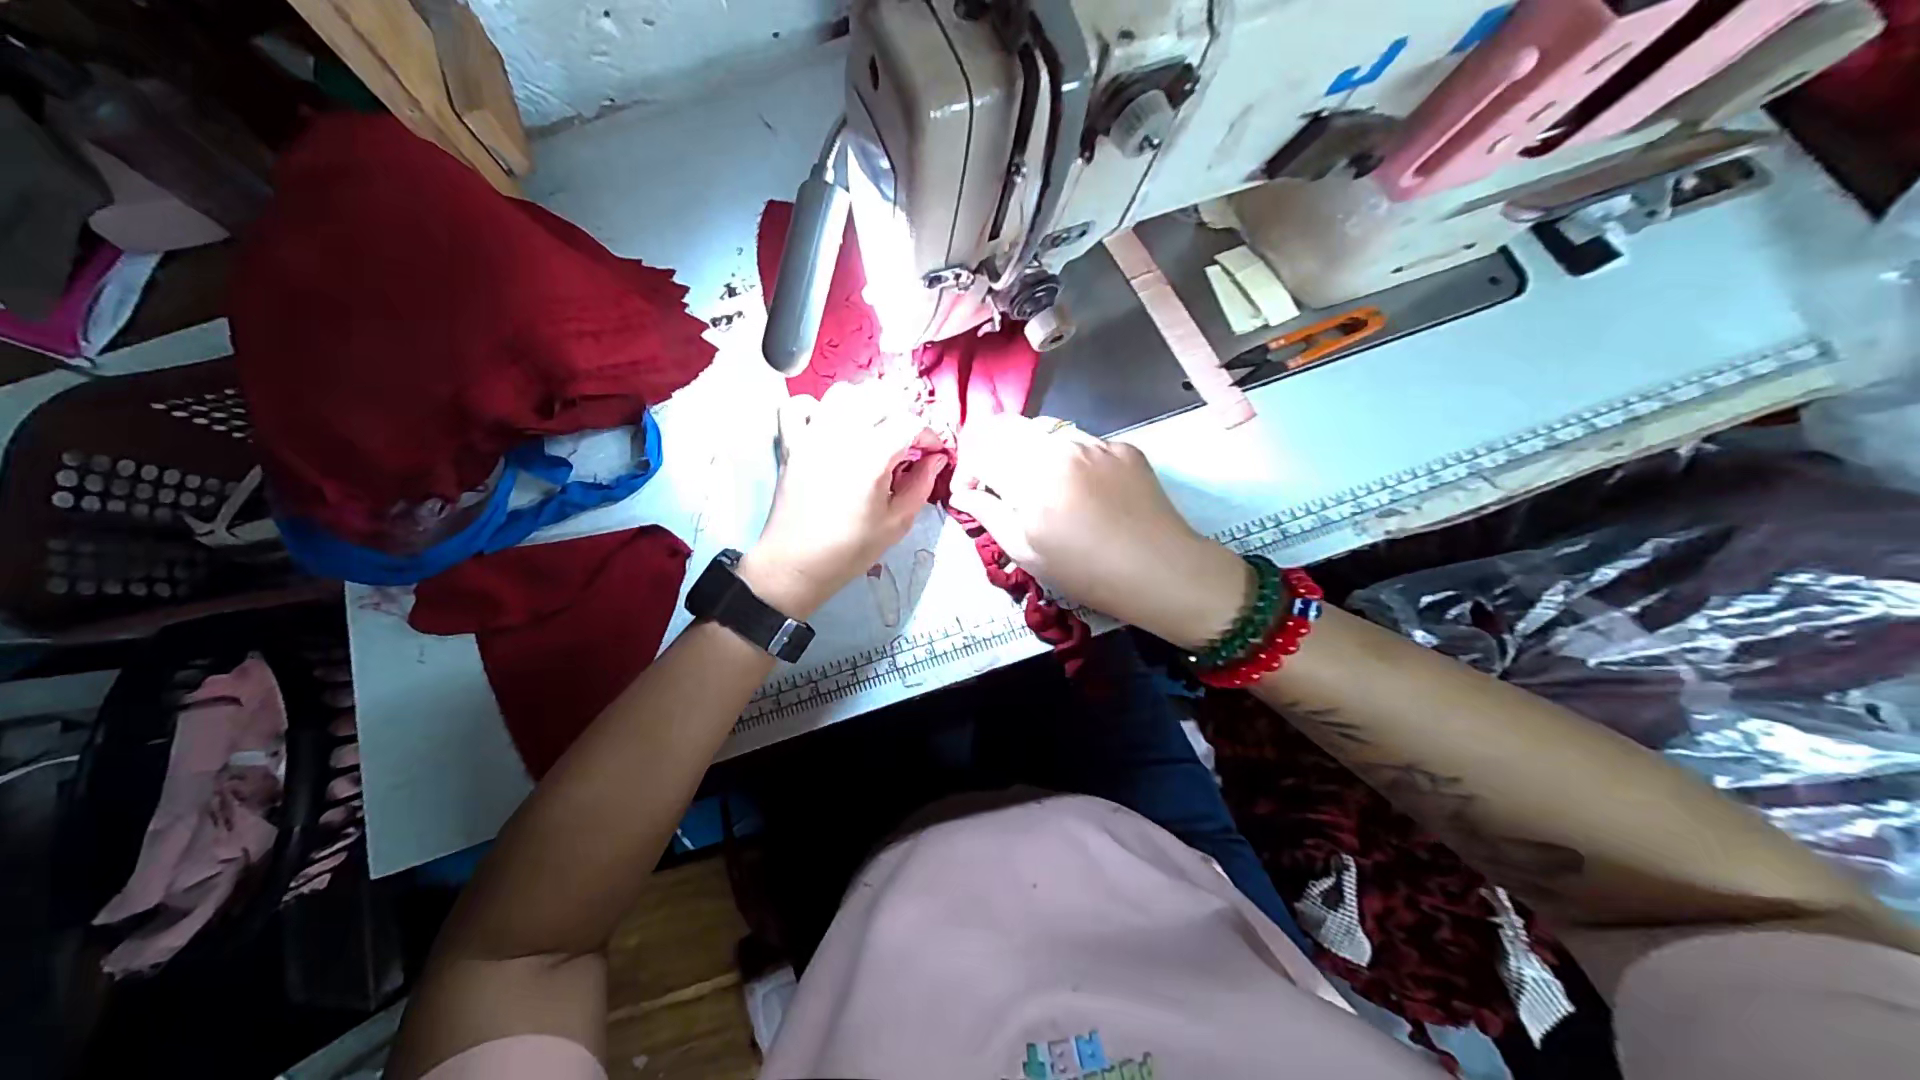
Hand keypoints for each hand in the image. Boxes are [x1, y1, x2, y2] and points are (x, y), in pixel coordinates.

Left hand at [741, 382, 945, 617]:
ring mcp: (812, 435)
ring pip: (844, 393)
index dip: (930, 434)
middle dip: (903, 414)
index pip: (910, 422)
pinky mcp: (792, 442)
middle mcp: (842, 435)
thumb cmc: (850, 550)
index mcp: (872, 456)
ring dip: (866, 404)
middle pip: (881, 398)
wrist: (796, 564)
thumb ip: (920, 484)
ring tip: (874, 429)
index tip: (934, 452)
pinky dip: (817, 408)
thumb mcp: (897, 523)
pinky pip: (800, 405)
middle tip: (908, 441)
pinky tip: (831, 427)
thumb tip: (934, 459)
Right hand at [948, 414, 1247, 648]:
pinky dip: (1069, 458)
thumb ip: (989, 515)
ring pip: (1046, 430)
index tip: (975, 492)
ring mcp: (1095, 443)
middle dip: (995, 450)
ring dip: (1030, 451)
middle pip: (1010, 428)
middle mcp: (1060, 447)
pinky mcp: (1122, 447)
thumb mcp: (1026, 552)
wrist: (1161, 569)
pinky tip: (1081, 489)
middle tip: (1000, 482)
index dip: (969, 470)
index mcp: (1030, 475)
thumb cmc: (1085, 571)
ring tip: (1042, 487)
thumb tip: (962, 493)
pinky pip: (1083, 441)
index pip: (981, 452)